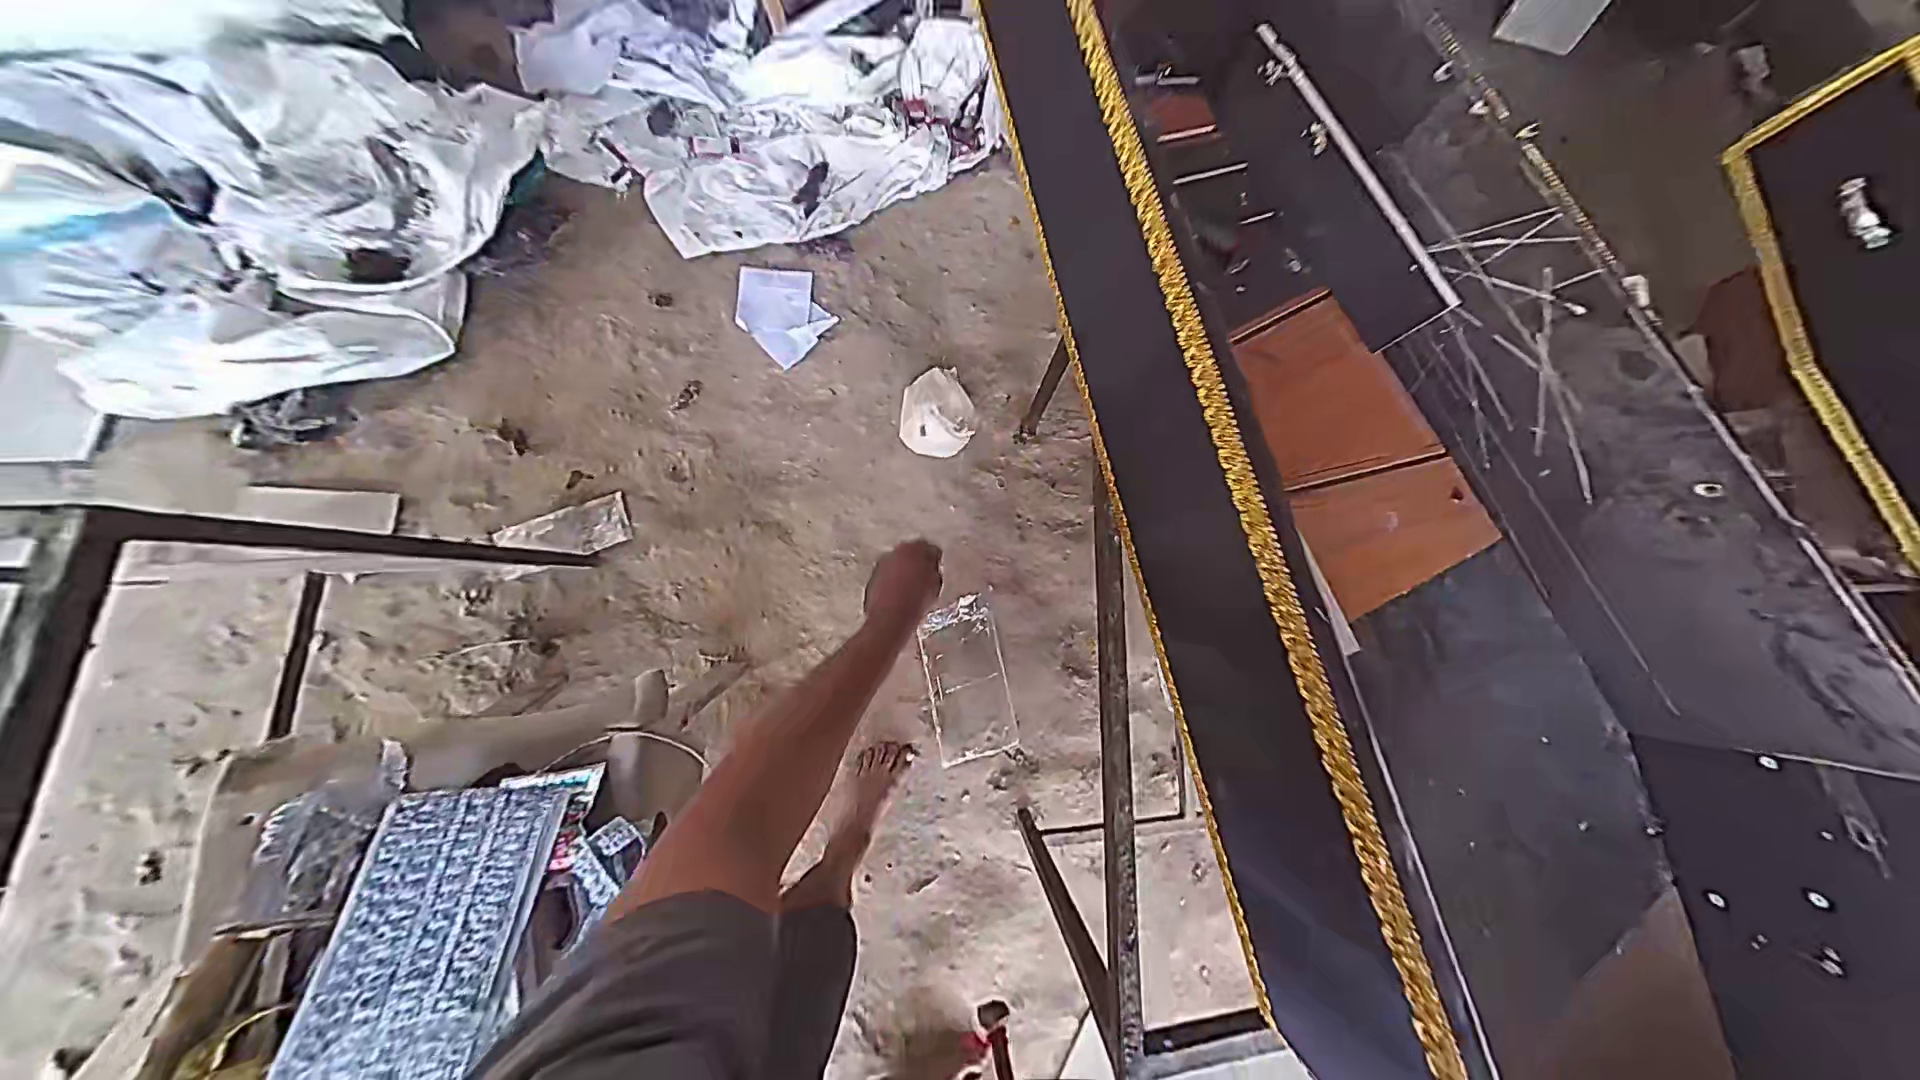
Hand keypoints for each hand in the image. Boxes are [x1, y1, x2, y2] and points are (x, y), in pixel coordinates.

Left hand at [864, 540, 943, 627]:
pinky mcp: (872, 577)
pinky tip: (899, 594)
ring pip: (897, 564)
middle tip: (925, 578)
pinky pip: (886, 576)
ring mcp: (882, 564)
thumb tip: (932, 570)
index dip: (934, 560)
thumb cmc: (916, 601)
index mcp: (915, 548)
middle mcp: (895, 552)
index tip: (936, 568)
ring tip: (912, 588)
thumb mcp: (935, 585)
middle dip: (917, 563)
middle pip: (910, 553)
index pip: (929, 548)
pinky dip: (892, 581)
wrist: (890, 618)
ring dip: (903, 571)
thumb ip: (934, 571)